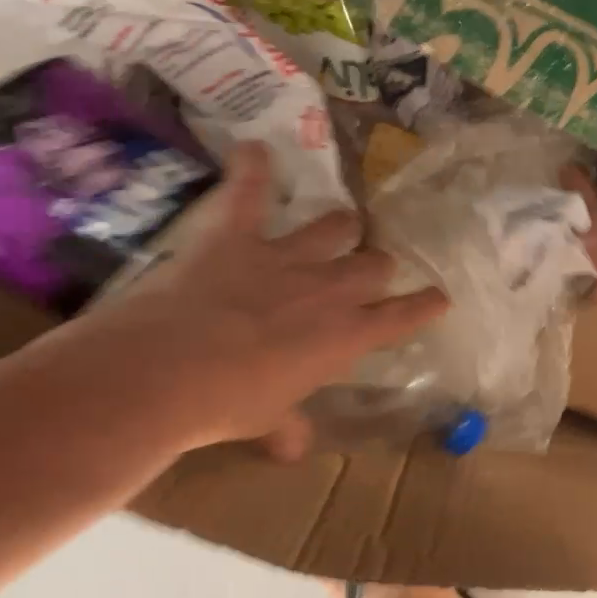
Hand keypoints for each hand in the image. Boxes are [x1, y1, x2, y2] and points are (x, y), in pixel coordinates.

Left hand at [54, 142, 447, 457]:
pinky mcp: (235, 239)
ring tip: (342, 221)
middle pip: (375, 265)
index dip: (425, 305)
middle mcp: (330, 291)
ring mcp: (285, 260)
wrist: (156, 377)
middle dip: (378, 265)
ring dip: (340, 225)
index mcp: (347, 337)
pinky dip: (252, 169)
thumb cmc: (222, 407)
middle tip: (373, 268)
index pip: (404, 315)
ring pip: (334, 227)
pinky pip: (250, 195)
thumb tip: (293, 450)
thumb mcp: (262, 420)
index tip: (440, 296)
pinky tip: (255, 147)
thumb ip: (286, 425)